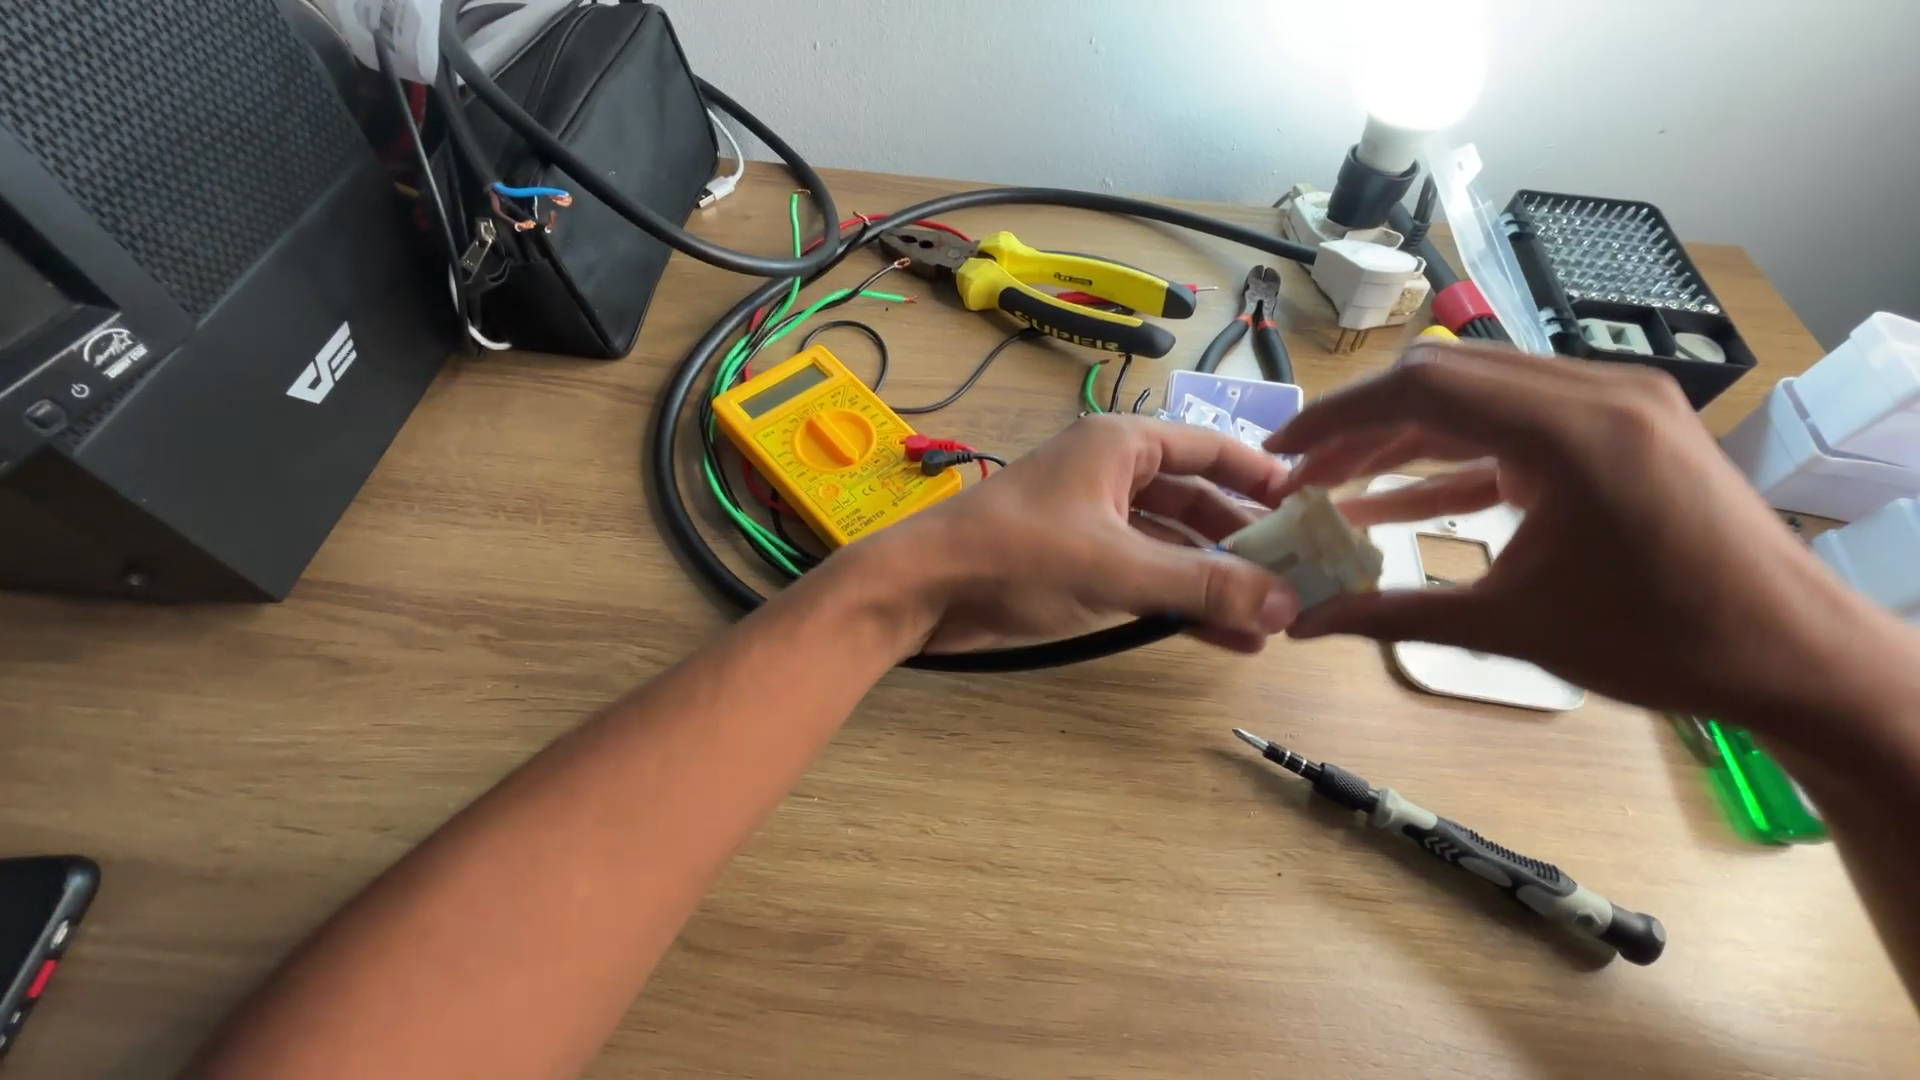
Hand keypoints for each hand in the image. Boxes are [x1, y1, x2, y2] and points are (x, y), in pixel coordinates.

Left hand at [849, 414, 1300, 654]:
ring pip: (1173, 545)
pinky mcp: (1079, 564)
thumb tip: (1287, 605)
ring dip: (1217, 580)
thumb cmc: (1018, 556)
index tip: (1317, 510)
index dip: (1266, 478)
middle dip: (1246, 542)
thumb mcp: (1116, 568)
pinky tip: (1224, 637)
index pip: (1214, 449)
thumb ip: (1200, 585)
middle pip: (1198, 502)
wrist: (924, 590)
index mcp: (1123, 446)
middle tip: (1304, 579)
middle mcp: (1114, 474)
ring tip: (1274, 620)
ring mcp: (1096, 521)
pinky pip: (1145, 575)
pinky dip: (1180, 602)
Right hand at [1267, 342, 1888, 725]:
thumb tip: (1301, 625)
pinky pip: (1506, 430)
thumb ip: (1391, 615)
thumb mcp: (1508, 626)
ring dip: (1395, 442)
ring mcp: (1610, 406)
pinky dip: (1445, 463)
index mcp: (1573, 430)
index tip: (1280, 450)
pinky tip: (1392, 503)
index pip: (1420, 388)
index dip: (1335, 416)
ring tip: (1332, 487)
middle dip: (1356, 428)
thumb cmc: (1662, 642)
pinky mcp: (1613, 430)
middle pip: (1439, 381)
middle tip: (1299, 475)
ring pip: (1469, 400)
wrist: (1799, 658)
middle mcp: (1593, 394)